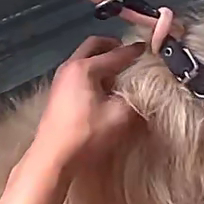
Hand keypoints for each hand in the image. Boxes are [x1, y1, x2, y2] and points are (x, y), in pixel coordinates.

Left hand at [25, 36, 145, 173]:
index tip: (150, 50)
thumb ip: (136, 100)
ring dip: (102, 58)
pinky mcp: (58, 92)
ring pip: (84, 57)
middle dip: (114, 46)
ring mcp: (61, 78)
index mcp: (85, 68)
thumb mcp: (120, 118)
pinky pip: (79, 71)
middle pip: (94, 45)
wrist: (53, 157)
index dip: (135, 52)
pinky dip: (93, 70)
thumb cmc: (86, 134)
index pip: (117, 54)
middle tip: (130, 54)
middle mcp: (70, 66)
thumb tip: (145, 93)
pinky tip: (103, 86)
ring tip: (120, 70)